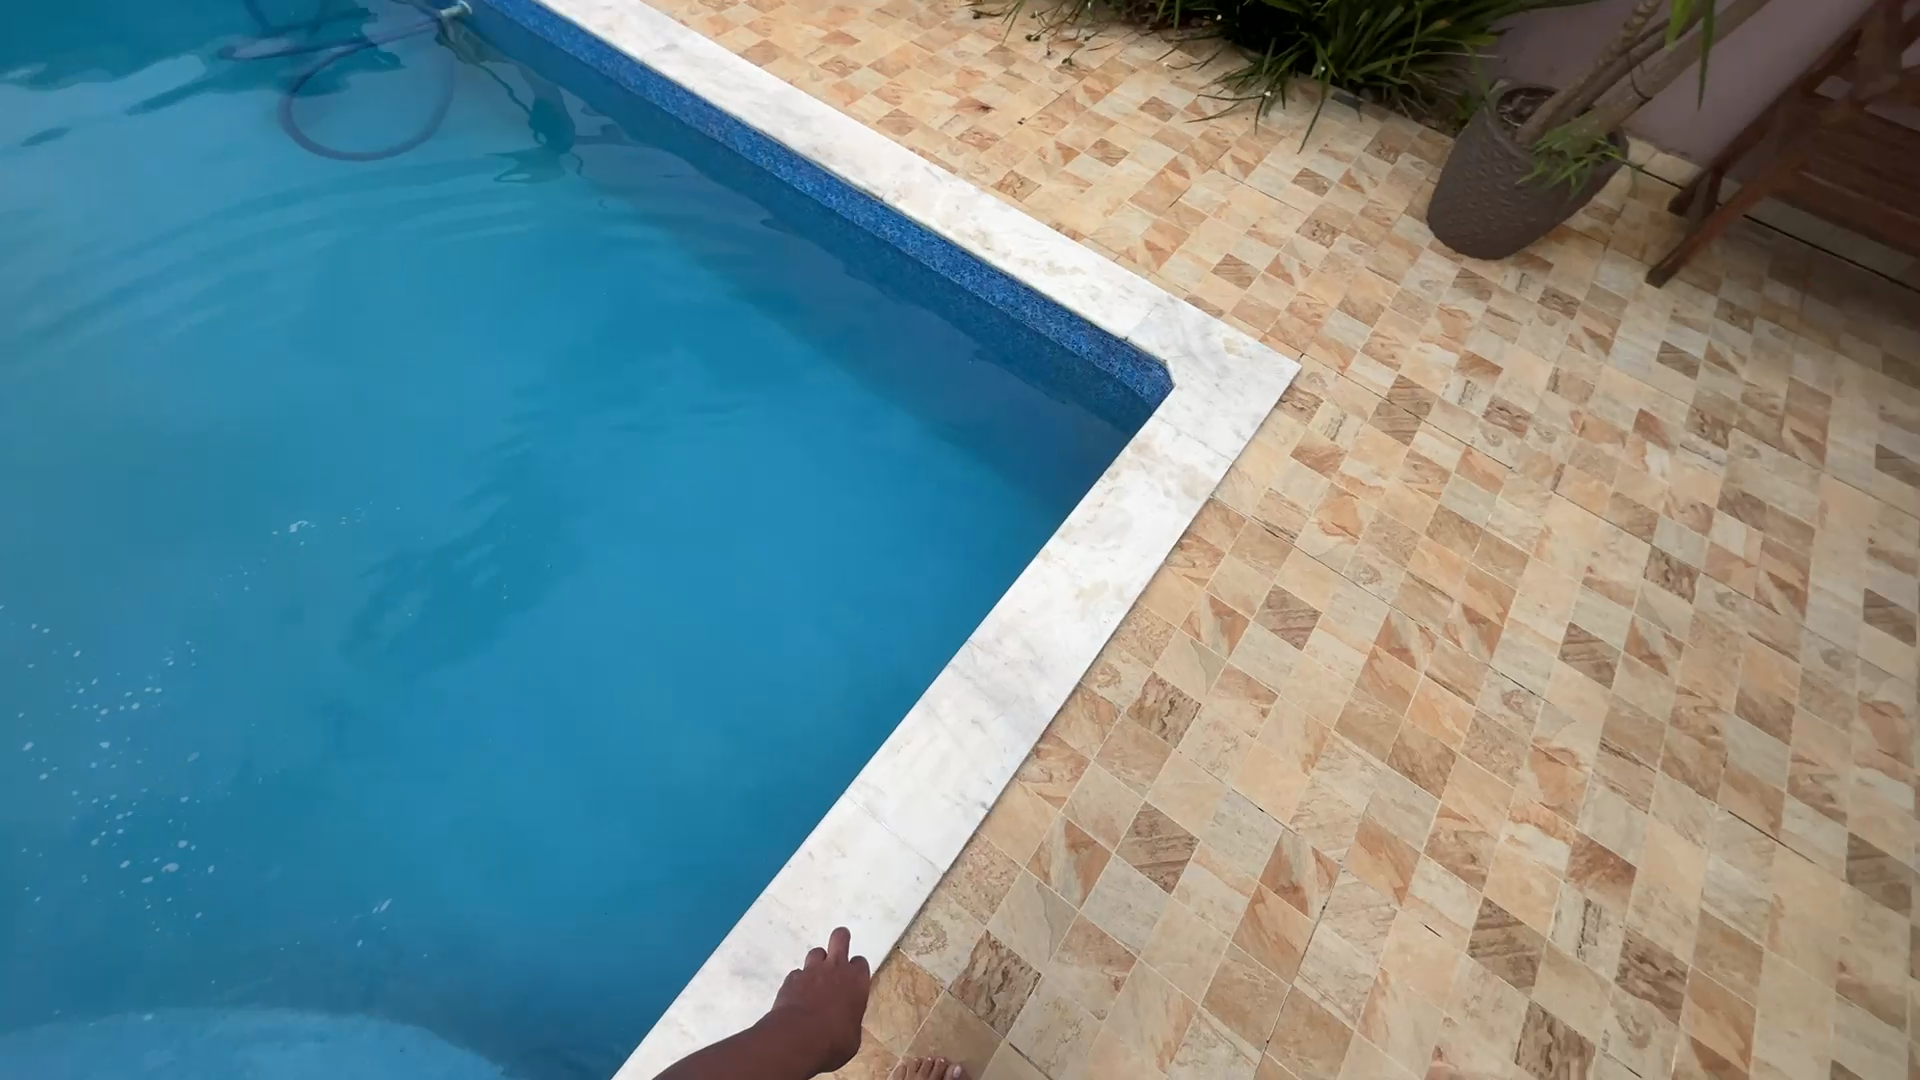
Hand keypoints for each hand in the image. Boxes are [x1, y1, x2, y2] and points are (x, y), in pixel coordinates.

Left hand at [764, 926, 871, 1073]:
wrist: (798, 1039)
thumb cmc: (833, 1042)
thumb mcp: (852, 1038)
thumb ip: (850, 1022)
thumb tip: (846, 1025)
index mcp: (856, 980)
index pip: (861, 963)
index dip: (856, 970)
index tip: (853, 981)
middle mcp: (836, 968)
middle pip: (840, 937)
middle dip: (840, 939)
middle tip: (837, 951)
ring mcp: (812, 971)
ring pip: (816, 952)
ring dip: (816, 963)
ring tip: (815, 980)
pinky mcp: (791, 979)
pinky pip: (796, 974)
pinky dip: (798, 982)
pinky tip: (796, 997)